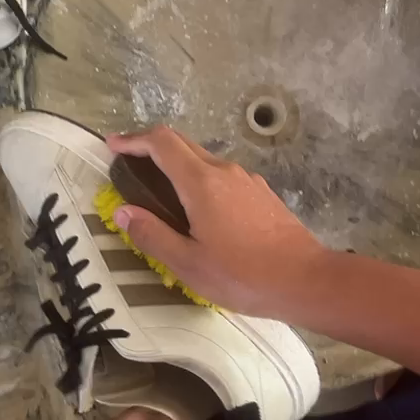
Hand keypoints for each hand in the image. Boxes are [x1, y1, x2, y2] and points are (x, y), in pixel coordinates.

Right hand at [106, 126, 332, 318]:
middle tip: (129, 165)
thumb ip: (152, 235)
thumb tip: (124, 211)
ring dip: (177, 164)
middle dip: (151, 147)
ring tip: (161, 193)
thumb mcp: (189, 264)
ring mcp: (246, 179)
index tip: (113, 146)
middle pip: (182, 143)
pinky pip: (221, 175)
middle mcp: (224, 171)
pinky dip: (199, 179)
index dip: (134, 140)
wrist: (306, 280)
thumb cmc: (243, 275)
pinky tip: (199, 210)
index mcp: (201, 183)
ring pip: (203, 159)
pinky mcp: (260, 192)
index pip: (162, 143)